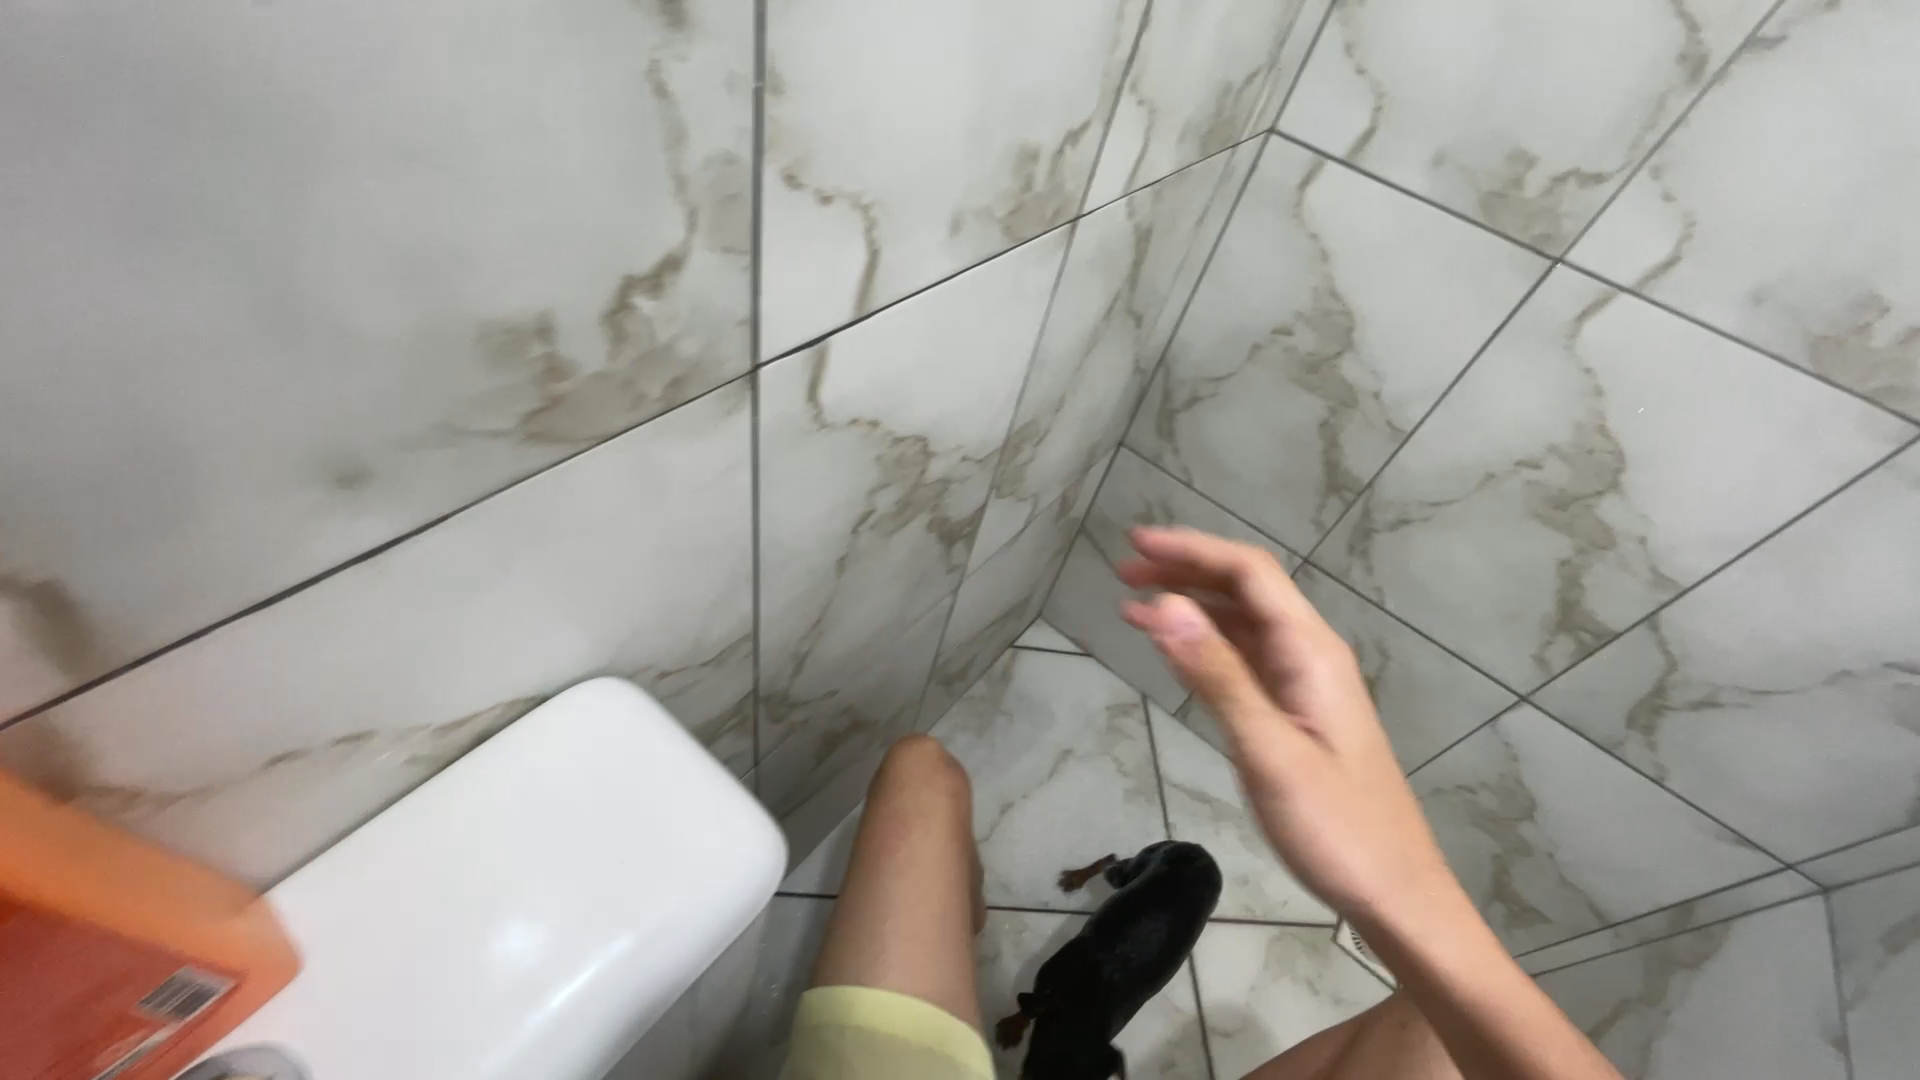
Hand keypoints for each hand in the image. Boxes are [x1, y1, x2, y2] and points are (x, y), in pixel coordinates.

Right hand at [1119, 526, 1461, 927]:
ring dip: (1189, 604)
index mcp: (1309, 651)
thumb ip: (1216, 675)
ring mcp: (1300, 682)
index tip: (1135, 543)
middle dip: (1185, 570)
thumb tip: (1164, 605)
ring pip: (1239, 622)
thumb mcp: (1268, 750)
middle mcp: (1307, 653)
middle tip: (1124, 570)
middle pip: (1244, 589)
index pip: (1249, 574)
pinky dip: (1201, 643)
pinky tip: (1171, 648)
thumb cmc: (1335, 825)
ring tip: (1132, 604)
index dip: (1191, 549)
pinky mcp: (1291, 710)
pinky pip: (1241, 657)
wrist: (1394, 893)